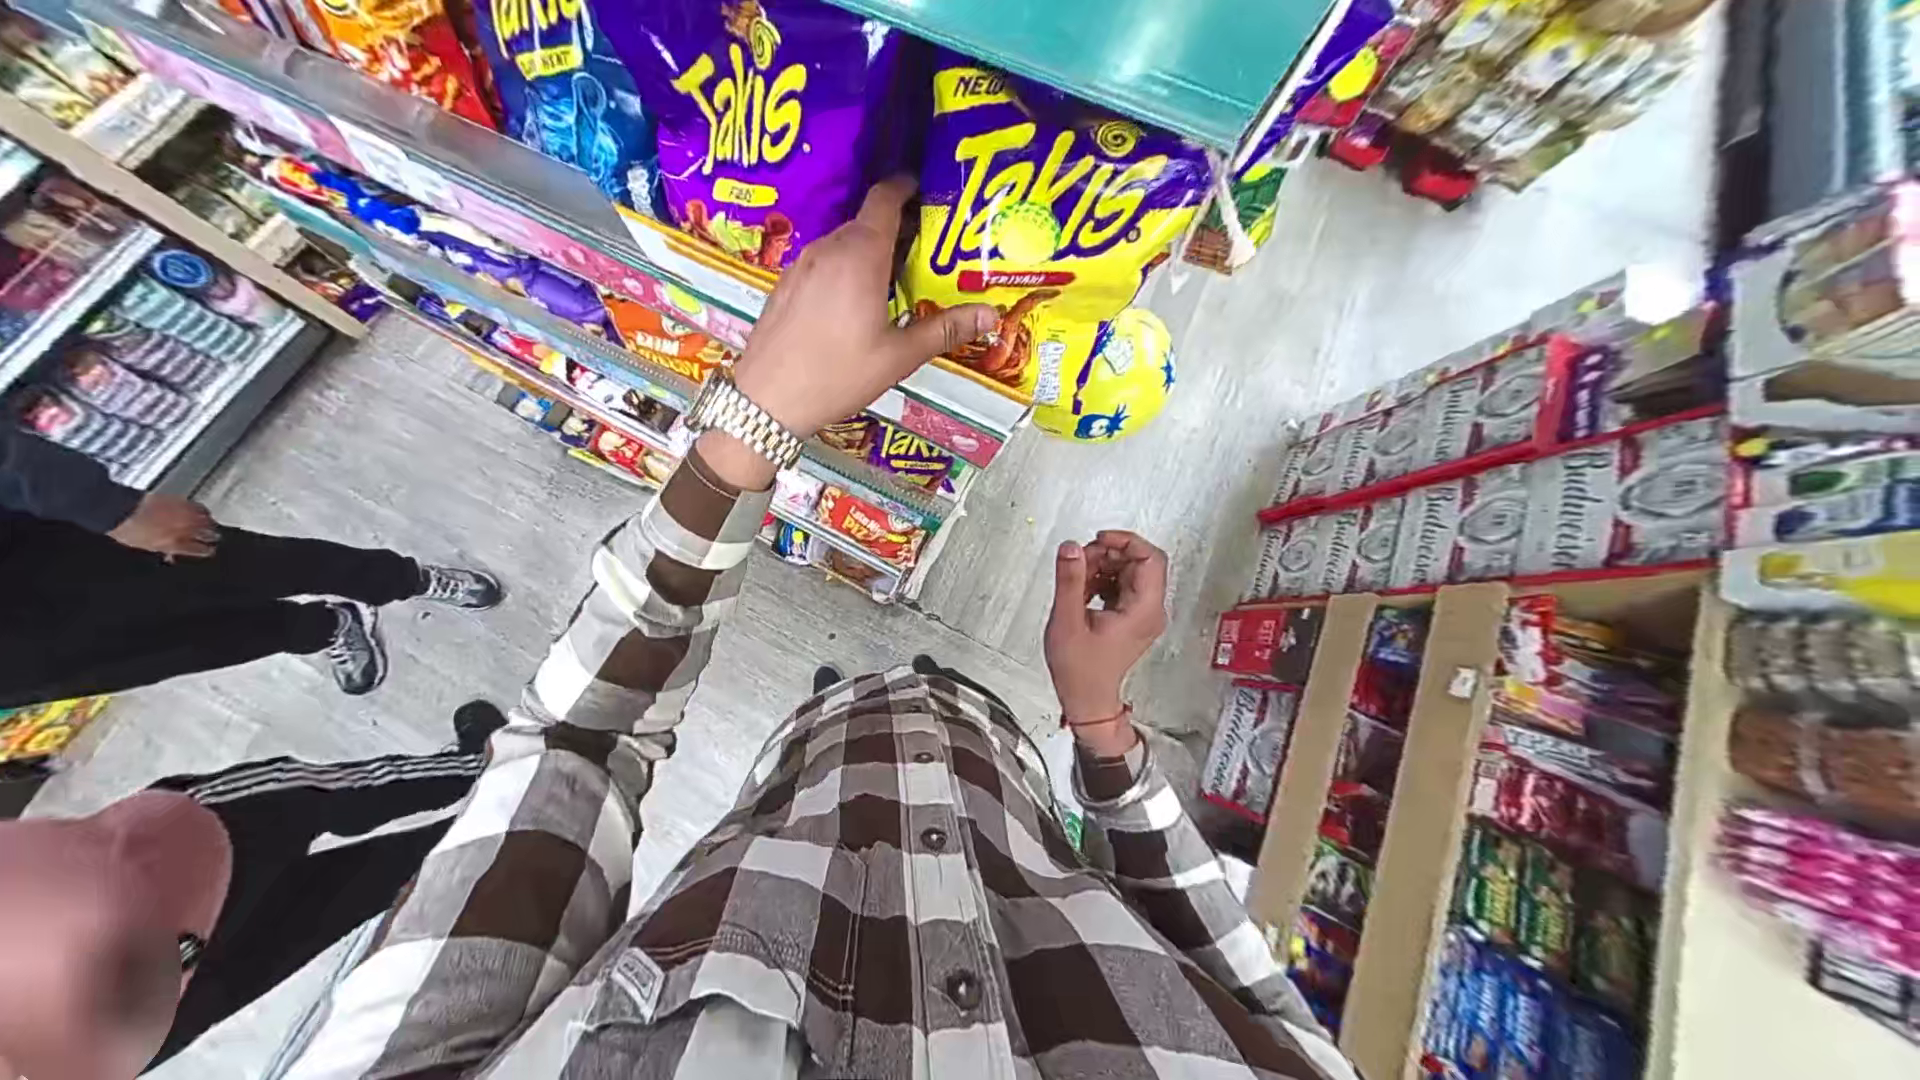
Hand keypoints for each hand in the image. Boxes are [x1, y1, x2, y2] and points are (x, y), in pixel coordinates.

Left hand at [107, 494, 218, 557]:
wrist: (116, 507)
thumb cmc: (124, 527)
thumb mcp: (144, 543)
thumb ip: (164, 547)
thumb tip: (172, 552)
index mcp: (176, 544)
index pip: (202, 550)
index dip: (205, 550)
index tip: (207, 550)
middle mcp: (187, 530)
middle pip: (211, 535)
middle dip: (211, 536)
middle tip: (210, 536)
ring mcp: (187, 516)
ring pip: (209, 521)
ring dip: (208, 523)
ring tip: (206, 523)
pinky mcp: (184, 502)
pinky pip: (200, 508)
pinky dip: (201, 511)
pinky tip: (196, 511)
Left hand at [711, 176, 996, 487]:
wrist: (767, 399)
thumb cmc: (838, 375)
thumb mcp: (898, 356)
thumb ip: (944, 330)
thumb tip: (991, 315)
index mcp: (860, 256)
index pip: (885, 199)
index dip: (906, 187)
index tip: (925, 191)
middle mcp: (827, 249)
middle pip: (866, 224)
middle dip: (895, 230)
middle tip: (922, 255)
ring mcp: (800, 265)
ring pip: (841, 245)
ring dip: (868, 253)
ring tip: (890, 284)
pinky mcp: (784, 284)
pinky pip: (821, 263)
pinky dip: (842, 270)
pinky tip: (850, 306)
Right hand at [1044, 530, 1168, 755]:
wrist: (1085, 699)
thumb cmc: (1080, 671)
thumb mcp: (1068, 621)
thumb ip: (1070, 580)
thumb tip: (1071, 547)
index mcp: (1144, 610)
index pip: (1150, 558)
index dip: (1125, 541)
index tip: (1099, 538)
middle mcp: (1150, 610)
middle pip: (1138, 562)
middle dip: (1106, 555)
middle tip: (1079, 562)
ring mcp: (1142, 614)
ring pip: (1128, 572)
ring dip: (1101, 567)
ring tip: (1076, 580)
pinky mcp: (1131, 616)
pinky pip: (1121, 585)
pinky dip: (1101, 581)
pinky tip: (1081, 592)